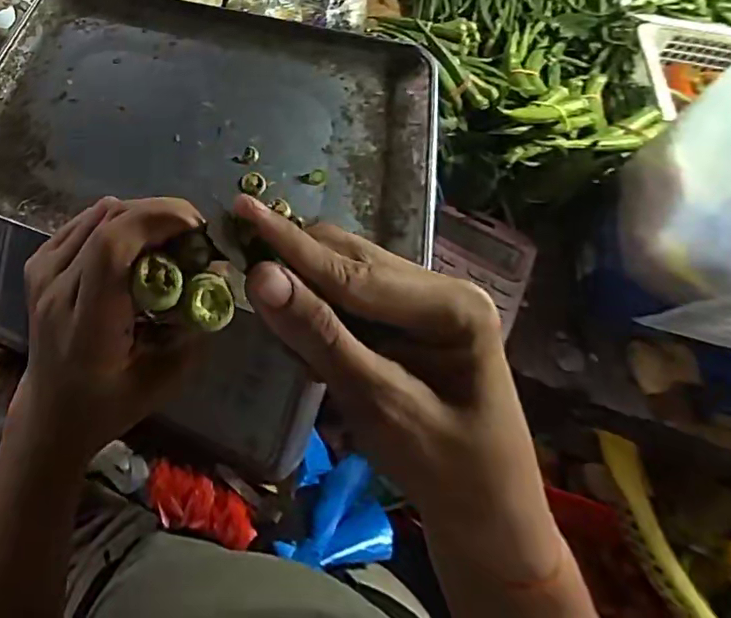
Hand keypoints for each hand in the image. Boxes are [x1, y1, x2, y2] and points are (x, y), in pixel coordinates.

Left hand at [15, 197, 207, 461]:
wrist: (50, 412)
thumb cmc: (110, 404)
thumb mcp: (163, 378)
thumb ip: (193, 325)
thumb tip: (216, 269)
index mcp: (85, 325)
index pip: (111, 248)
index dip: (156, 221)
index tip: (197, 227)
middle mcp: (55, 289)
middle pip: (108, 222)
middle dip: (160, 215)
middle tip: (194, 233)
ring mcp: (41, 270)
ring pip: (100, 214)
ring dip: (142, 216)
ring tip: (169, 239)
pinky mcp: (38, 261)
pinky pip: (87, 221)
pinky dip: (120, 222)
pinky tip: (138, 244)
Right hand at [236, 195, 565, 579]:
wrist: (491, 522)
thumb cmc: (445, 472)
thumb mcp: (378, 405)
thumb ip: (319, 336)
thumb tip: (260, 275)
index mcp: (452, 305)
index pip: (352, 270)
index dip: (289, 244)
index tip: (242, 208)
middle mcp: (441, 287)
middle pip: (349, 258)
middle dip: (294, 263)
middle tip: (239, 259)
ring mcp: (426, 301)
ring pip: (345, 271)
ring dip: (304, 288)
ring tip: (276, 318)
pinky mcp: (409, 319)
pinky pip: (351, 296)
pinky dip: (320, 311)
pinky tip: (307, 339)